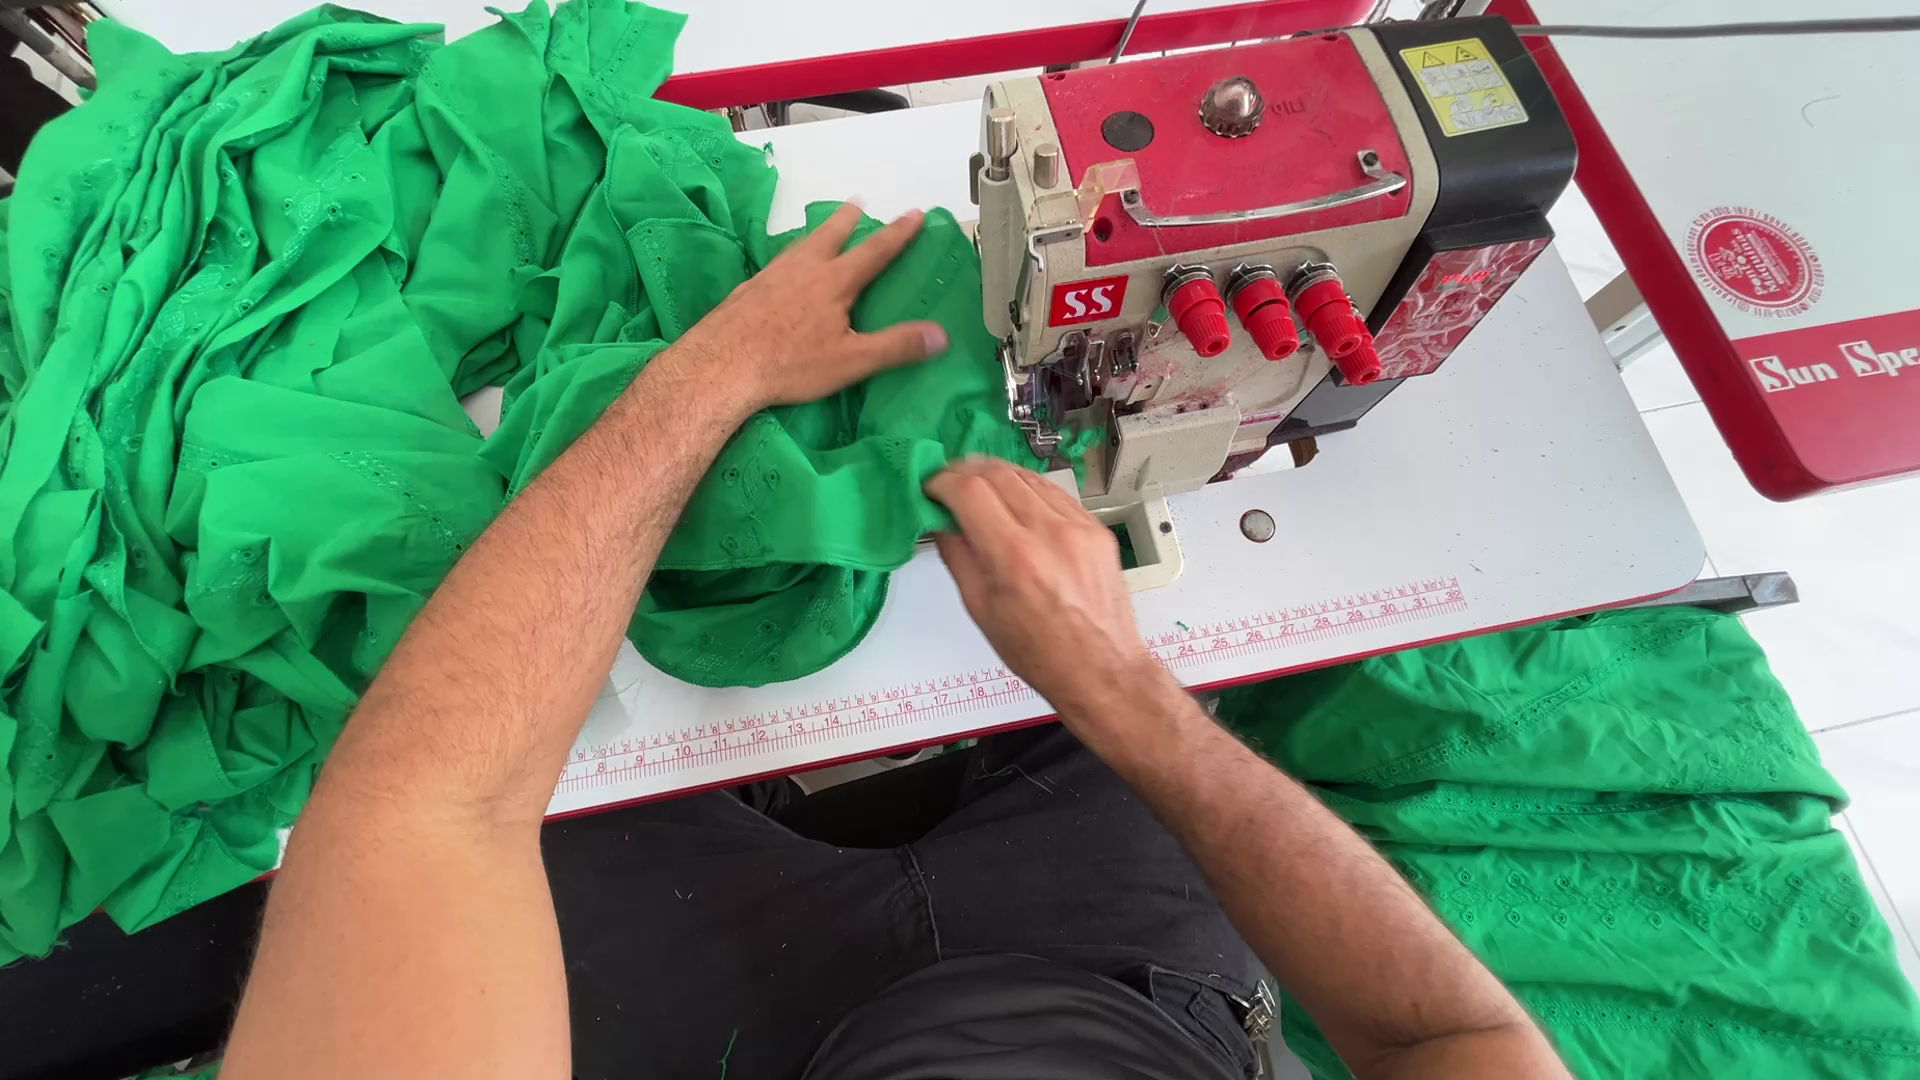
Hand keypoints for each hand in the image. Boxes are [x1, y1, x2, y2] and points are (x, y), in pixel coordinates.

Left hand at [666, 202, 947, 414]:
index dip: (897, 234)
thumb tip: (942, 336)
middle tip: (858, 202)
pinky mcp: (748, 291)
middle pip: (830, 235)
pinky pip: (777, 265)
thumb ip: (897, 347)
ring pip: (800, 246)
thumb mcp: (852, 361)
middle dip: (848, 220)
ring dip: (816, 234)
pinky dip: (789, 258)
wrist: (722, 364)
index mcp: (833, 282)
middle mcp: (803, 269)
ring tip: (821, 232)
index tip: (914, 213)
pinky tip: (783, 270)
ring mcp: (772, 277)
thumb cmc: (791, 363)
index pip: (874, 252)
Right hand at [925, 458, 1161, 729]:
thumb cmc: (1035, 651)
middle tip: (948, 482)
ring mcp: (1078, 526)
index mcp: (1014, 556)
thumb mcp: (980, 609)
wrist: (1100, 668)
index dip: (942, 481)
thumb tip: (941, 519)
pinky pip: (1055, 493)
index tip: (930, 488)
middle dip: (965, 471)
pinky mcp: (1096, 528)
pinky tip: (1015, 499)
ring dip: (996, 474)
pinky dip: (1027, 489)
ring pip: (1027, 476)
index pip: (969, 490)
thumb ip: (957, 555)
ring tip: (978, 486)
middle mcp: (1048, 532)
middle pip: (997, 474)